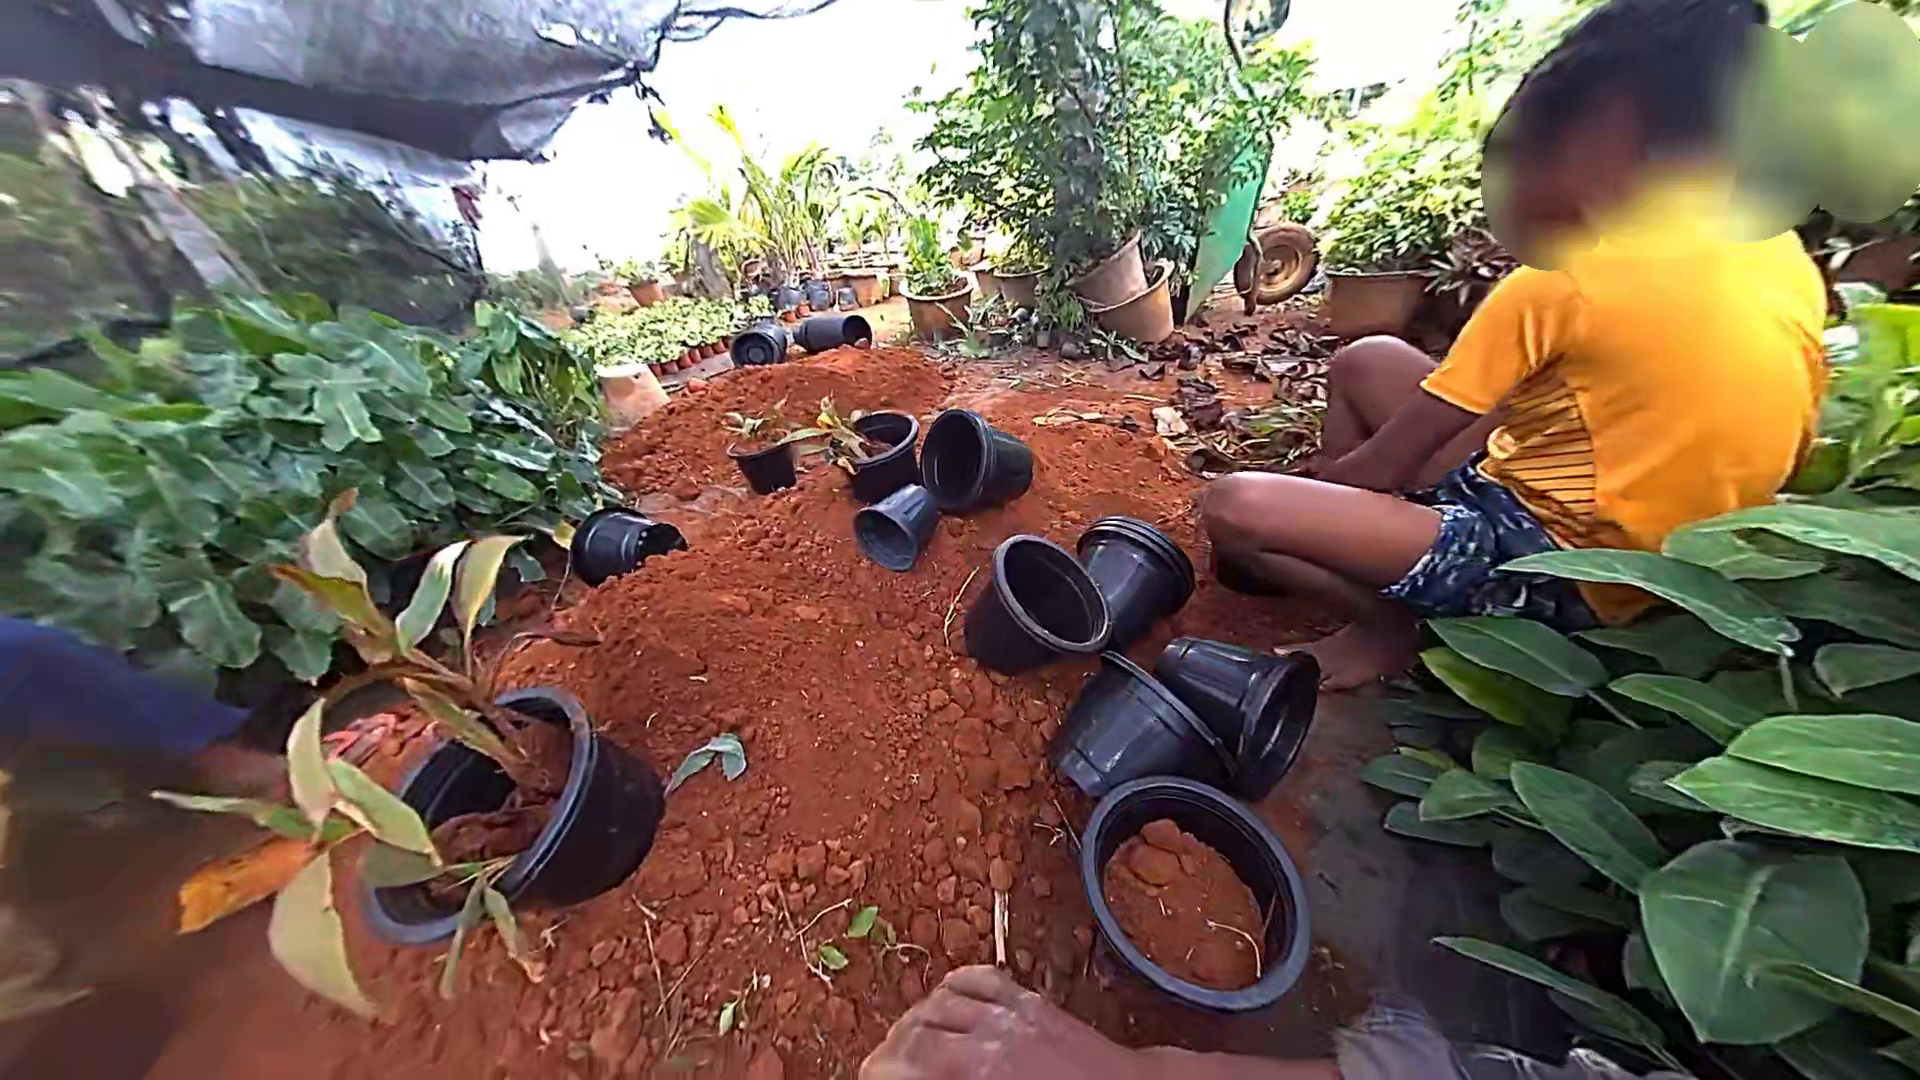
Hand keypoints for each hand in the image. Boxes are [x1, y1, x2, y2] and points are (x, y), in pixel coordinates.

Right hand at [859, 966, 1146, 1079]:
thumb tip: (926, 1075)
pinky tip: (945, 996)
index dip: (884, 1066)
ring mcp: (1011, 1009)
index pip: (915, 1058)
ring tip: (907, 1034)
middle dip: (895, 1044)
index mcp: (983, 1071)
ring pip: (946, 995)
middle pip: (923, 1025)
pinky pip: (982, 978)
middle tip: (880, 1062)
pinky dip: (956, 984)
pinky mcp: (1030, 999)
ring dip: (920, 1012)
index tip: (867, 1073)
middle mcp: (991, 1032)